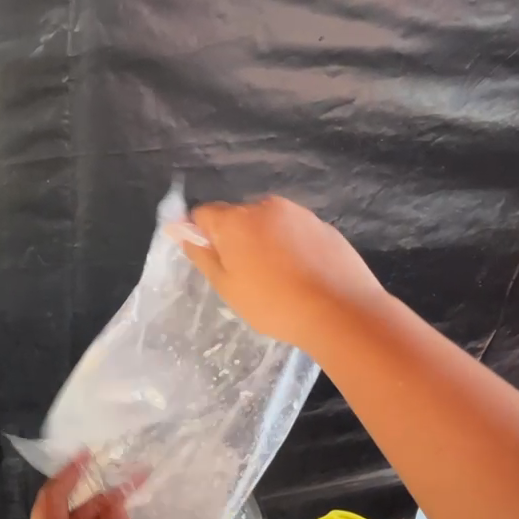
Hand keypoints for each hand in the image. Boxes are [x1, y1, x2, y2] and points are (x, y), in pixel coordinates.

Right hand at [183, 196, 384, 348]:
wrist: (340, 311)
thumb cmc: (272, 303)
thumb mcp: (226, 286)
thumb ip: (201, 255)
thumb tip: (178, 230)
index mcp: (235, 219)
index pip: (203, 213)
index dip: (200, 234)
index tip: (211, 261)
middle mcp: (265, 206)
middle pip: (237, 217)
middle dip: (234, 239)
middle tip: (243, 276)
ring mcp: (299, 214)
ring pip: (268, 223)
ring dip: (263, 242)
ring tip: (275, 278)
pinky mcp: (324, 226)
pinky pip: (294, 232)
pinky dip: (290, 247)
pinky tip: (300, 276)